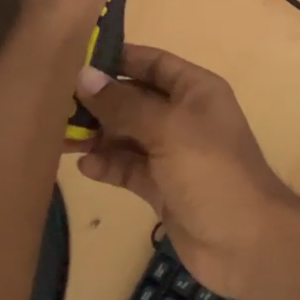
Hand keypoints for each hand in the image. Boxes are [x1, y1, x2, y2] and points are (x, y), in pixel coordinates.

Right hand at [74, 48, 299, 295]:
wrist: (246, 242)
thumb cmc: (212, 171)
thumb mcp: (168, 129)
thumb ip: (125, 104)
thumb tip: (84, 76)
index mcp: (196, 90)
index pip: (153, 62)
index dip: (118, 58)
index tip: (73, 58)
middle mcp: (184, 116)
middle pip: (135, 99)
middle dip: (100, 101)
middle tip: (54, 104)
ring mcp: (173, 153)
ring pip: (127, 135)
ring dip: (98, 135)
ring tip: (60, 137)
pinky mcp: (162, 187)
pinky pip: (128, 168)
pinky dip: (108, 165)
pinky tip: (85, 166)